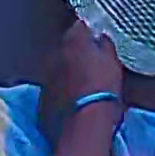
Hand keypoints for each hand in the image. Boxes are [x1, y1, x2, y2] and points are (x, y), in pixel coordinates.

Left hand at [41, 19, 123, 139]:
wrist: (85, 129)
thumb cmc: (104, 89)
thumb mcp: (113, 62)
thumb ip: (104, 45)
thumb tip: (99, 39)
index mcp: (74, 40)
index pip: (80, 27)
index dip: (89, 34)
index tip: (97, 42)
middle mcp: (55, 55)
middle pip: (66, 49)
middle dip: (76, 54)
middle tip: (90, 65)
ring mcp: (45, 81)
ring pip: (57, 71)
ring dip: (66, 74)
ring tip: (81, 87)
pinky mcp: (41, 104)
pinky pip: (52, 93)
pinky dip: (60, 95)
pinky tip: (71, 104)